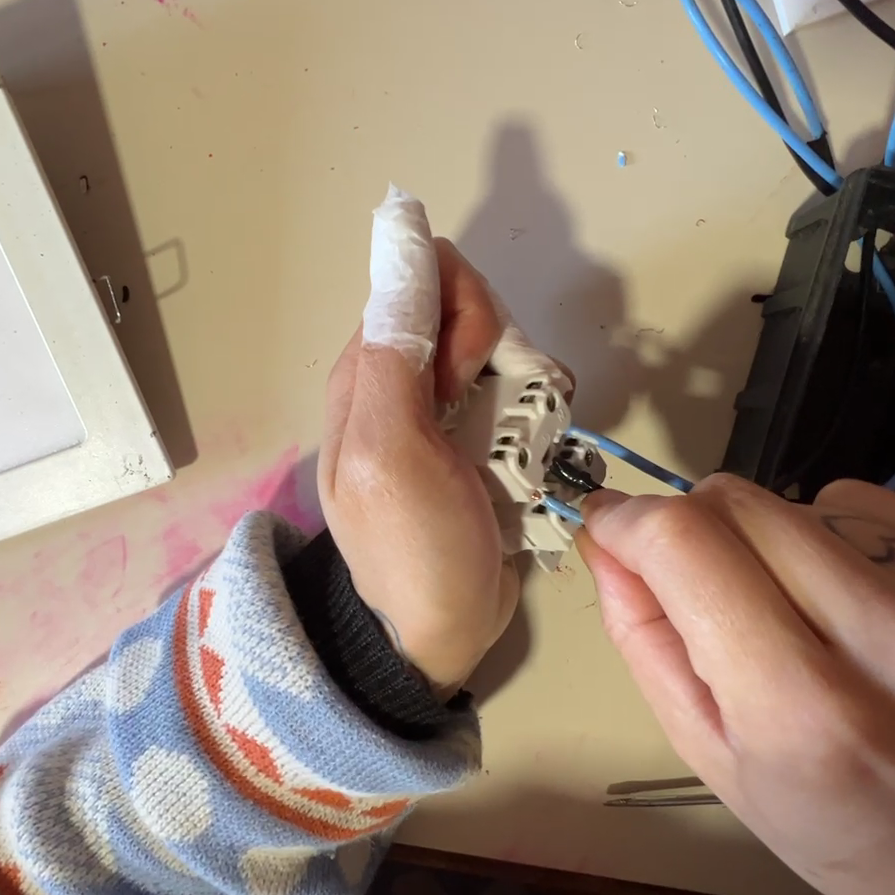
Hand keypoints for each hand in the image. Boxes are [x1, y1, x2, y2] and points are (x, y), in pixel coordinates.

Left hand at [318, 238, 515, 695]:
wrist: (441, 627)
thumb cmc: (413, 546)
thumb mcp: (387, 454)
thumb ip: (392, 361)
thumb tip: (406, 266)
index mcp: (364, 380)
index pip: (410, 290)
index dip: (452, 306)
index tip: (469, 363)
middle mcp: (398, 385)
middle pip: (454, 311)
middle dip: (488, 340)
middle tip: (493, 402)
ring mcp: (440, 411)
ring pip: (488, 346)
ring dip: (517, 371)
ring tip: (517, 428)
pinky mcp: (475, 435)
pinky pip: (508, 387)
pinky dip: (529, 399)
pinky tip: (531, 435)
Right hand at [579, 476, 894, 894]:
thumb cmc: (848, 831)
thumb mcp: (713, 761)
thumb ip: (645, 639)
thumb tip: (606, 540)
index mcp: (805, 714)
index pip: (687, 546)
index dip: (630, 521)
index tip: (608, 525)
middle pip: (740, 503)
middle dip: (690, 522)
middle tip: (696, 576)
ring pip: (804, 500)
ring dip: (770, 537)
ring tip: (801, 610)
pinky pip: (875, 506)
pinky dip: (839, 537)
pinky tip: (865, 603)